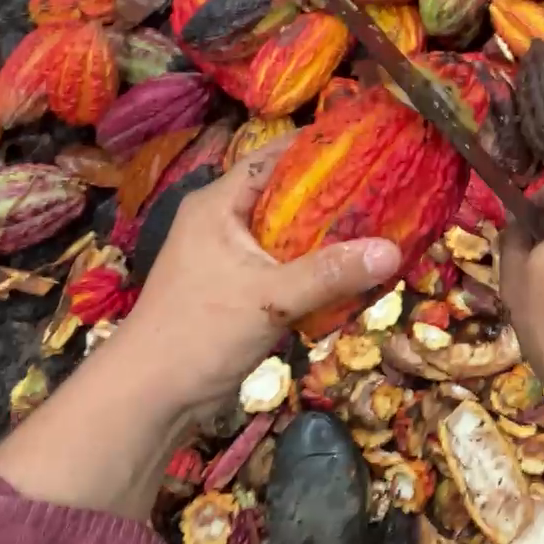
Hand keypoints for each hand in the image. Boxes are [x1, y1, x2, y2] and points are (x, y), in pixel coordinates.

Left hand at [111, 139, 402, 415]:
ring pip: (295, 231)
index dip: (322, 147)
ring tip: (386, 225)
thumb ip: (331, 273)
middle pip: (291, 193)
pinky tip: (358, 270)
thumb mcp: (269, 299)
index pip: (276, 156)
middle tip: (392, 189)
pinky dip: (323, 263)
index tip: (374, 146)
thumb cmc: (198, 334)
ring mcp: (234, 256)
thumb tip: (394, 251)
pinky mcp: (244, 287)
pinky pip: (293, 263)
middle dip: (339, 192)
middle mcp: (226, 222)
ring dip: (334, 232)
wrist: (150, 398)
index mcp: (219, 205)